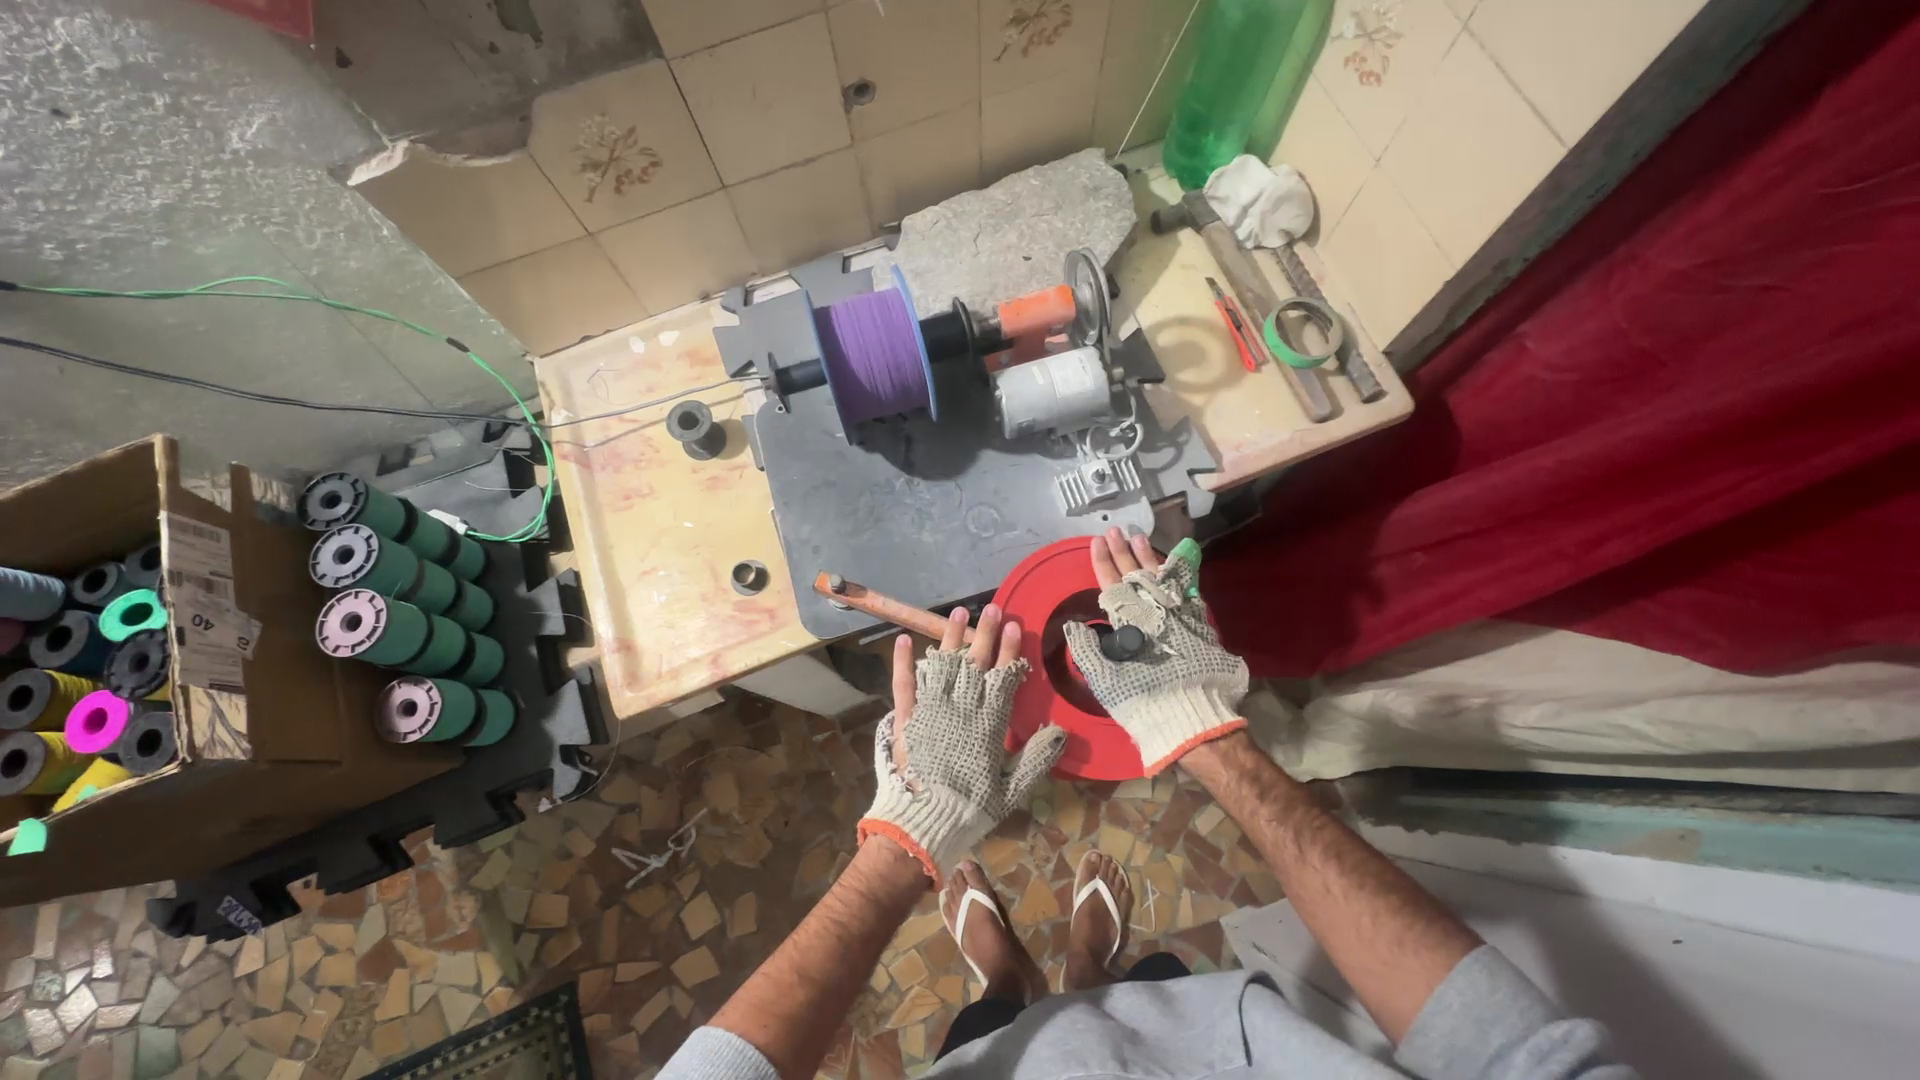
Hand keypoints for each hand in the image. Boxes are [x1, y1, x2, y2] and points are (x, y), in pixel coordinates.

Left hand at [858, 604, 1068, 883]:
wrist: (924, 820)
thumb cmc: (971, 808)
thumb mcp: (1011, 789)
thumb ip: (1036, 759)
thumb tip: (1060, 732)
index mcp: (989, 723)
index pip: (1003, 678)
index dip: (1011, 653)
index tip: (1017, 628)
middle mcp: (961, 708)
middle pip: (975, 662)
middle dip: (986, 633)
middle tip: (993, 608)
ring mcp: (932, 709)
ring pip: (943, 664)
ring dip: (951, 637)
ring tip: (959, 612)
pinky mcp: (908, 717)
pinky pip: (905, 683)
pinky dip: (903, 660)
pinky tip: (905, 638)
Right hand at [1062, 528, 1248, 774]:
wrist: (1190, 715)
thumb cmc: (1142, 700)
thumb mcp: (1105, 679)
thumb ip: (1088, 649)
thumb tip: (1076, 625)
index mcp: (1128, 622)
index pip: (1111, 584)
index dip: (1102, 562)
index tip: (1096, 542)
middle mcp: (1154, 611)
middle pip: (1135, 575)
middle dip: (1122, 552)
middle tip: (1115, 532)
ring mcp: (1178, 615)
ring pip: (1161, 577)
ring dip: (1148, 557)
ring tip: (1139, 539)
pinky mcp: (1198, 624)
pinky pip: (1184, 591)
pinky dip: (1176, 576)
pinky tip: (1172, 567)